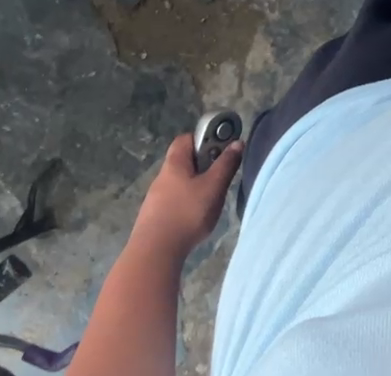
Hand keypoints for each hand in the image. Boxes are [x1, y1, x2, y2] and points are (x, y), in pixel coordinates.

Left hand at [129, 132, 241, 260]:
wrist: (153, 254)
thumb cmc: (186, 214)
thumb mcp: (213, 187)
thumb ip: (226, 164)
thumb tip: (236, 143)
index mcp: (175, 164)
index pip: (186, 138)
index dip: (204, 138)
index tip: (220, 147)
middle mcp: (162, 177)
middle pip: (184, 161)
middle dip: (204, 164)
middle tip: (220, 175)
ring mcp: (155, 199)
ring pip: (180, 183)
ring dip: (196, 185)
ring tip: (211, 200)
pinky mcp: (154, 218)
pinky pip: (174, 201)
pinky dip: (187, 203)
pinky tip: (195, 218)